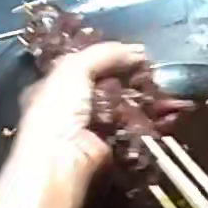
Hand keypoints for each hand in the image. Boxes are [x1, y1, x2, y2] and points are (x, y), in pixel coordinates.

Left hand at [9, 42, 149, 187]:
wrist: (60, 156)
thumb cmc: (57, 108)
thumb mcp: (74, 67)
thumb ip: (104, 53)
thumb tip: (138, 51)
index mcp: (50, 87)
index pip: (79, 66)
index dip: (103, 56)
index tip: (130, 51)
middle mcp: (66, 108)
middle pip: (100, 85)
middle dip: (123, 75)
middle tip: (148, 65)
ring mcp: (86, 128)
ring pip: (116, 106)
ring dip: (135, 96)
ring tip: (156, 82)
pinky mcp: (104, 145)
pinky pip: (125, 127)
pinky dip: (140, 119)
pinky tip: (157, 106)